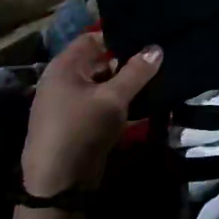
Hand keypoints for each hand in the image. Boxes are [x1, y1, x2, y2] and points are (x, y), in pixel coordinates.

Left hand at [20, 33, 161, 199]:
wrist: (59, 181)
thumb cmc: (82, 129)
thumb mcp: (113, 98)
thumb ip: (136, 72)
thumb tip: (157, 48)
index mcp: (64, 67)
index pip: (93, 38)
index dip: (119, 37)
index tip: (148, 39)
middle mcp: (64, 80)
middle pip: (99, 61)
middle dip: (128, 61)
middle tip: (159, 60)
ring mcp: (70, 102)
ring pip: (103, 84)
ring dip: (127, 84)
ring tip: (158, 79)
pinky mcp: (79, 122)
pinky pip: (103, 103)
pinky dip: (121, 101)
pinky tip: (145, 103)